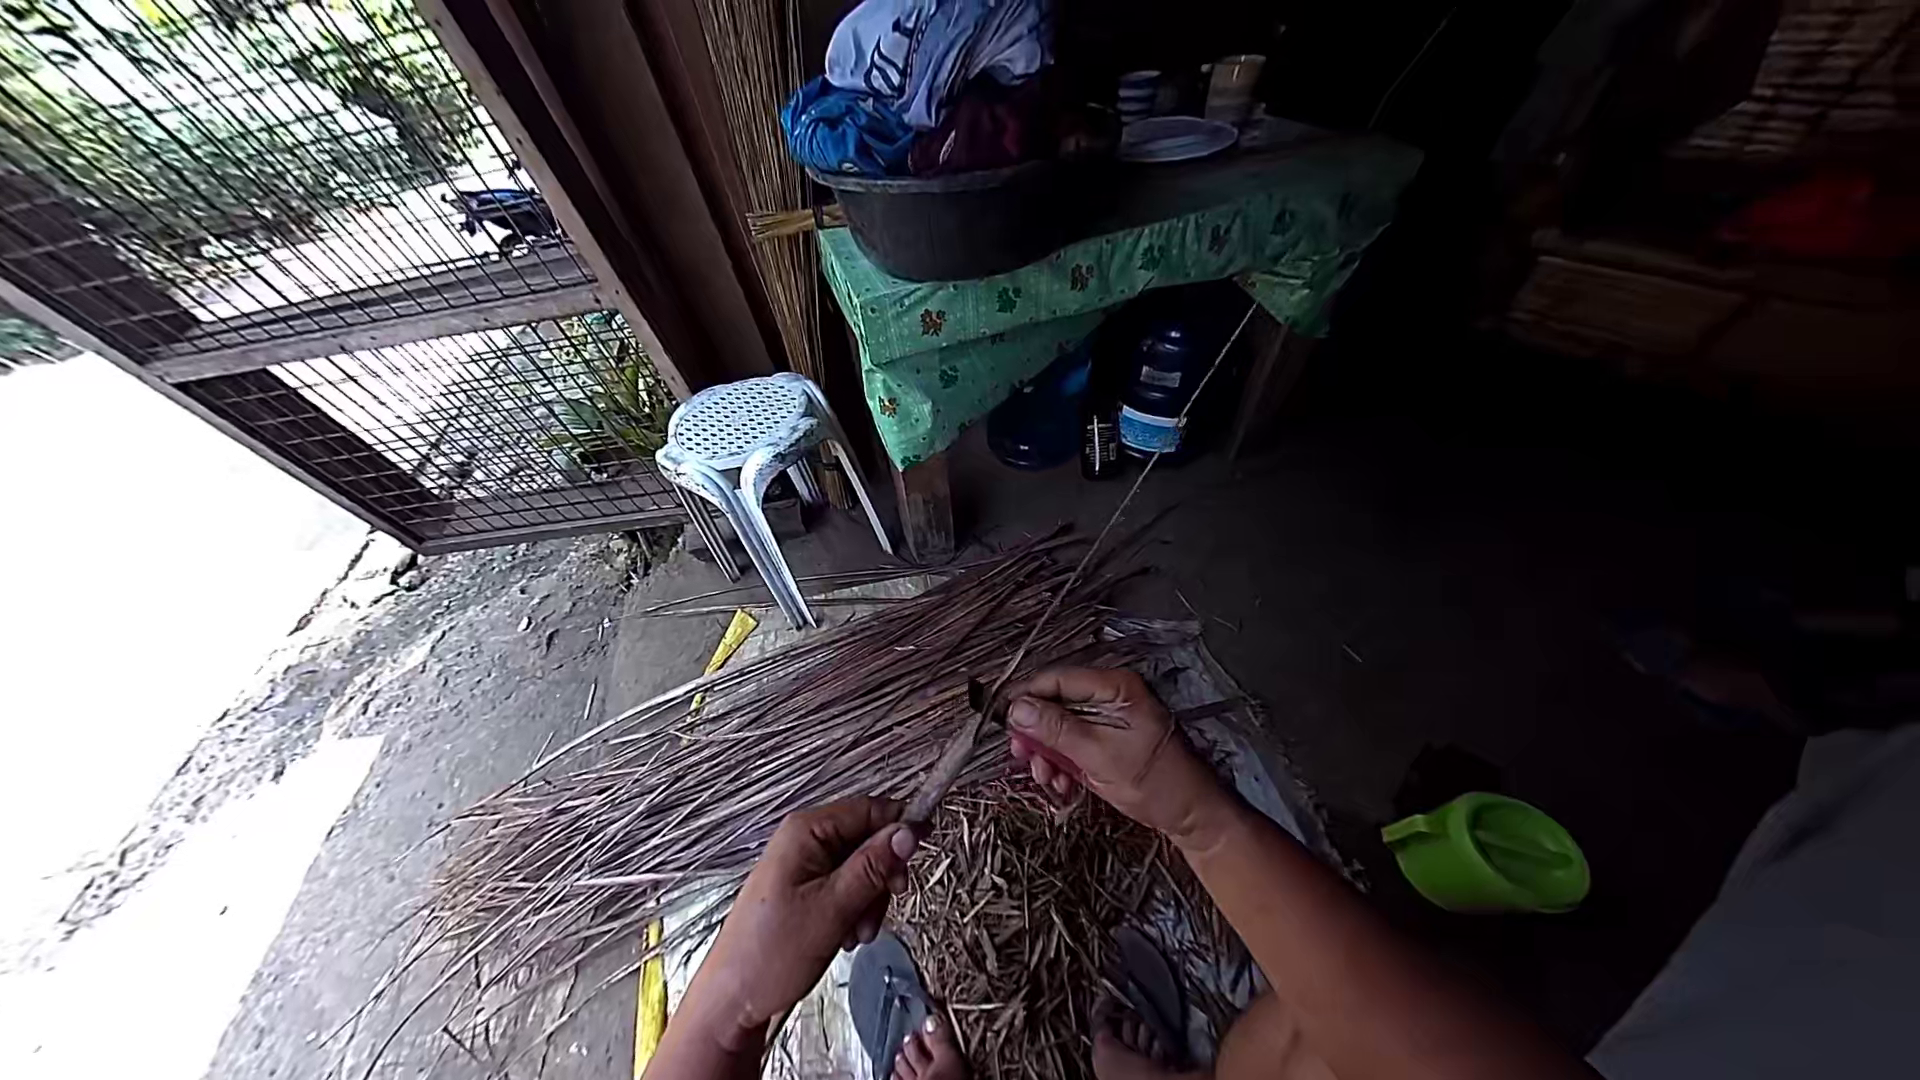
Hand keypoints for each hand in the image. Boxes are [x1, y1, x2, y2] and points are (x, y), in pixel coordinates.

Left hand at [682, 797, 918, 1049]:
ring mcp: (805, 863)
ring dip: (870, 896)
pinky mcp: (806, 887)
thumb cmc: (770, 954)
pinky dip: (856, 906)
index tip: (922, 846)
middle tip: (888, 899)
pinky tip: (847, 932)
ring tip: (858, 929)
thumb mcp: (833, 907)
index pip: (867, 808)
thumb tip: (907, 831)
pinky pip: (846, 883)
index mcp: (806, 830)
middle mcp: (805, 839)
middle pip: (866, 837)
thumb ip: (873, 866)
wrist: (731, 1003)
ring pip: (860, 864)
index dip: (898, 826)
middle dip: (882, 872)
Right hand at [1006, 667, 1227, 843]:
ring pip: (1059, 727)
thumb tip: (1016, 709)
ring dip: (1047, 753)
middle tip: (1021, 756)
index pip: (1057, 679)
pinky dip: (1061, 764)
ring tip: (1047, 779)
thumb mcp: (1099, 755)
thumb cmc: (1155, 781)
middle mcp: (1108, 696)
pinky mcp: (1105, 741)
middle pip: (1055, 704)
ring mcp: (1107, 719)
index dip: (1027, 697)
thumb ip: (1056, 729)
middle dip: (1036, 733)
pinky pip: (1072, 744)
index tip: (1003, 718)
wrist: (1191, 816)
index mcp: (1114, 686)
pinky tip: (1060, 784)